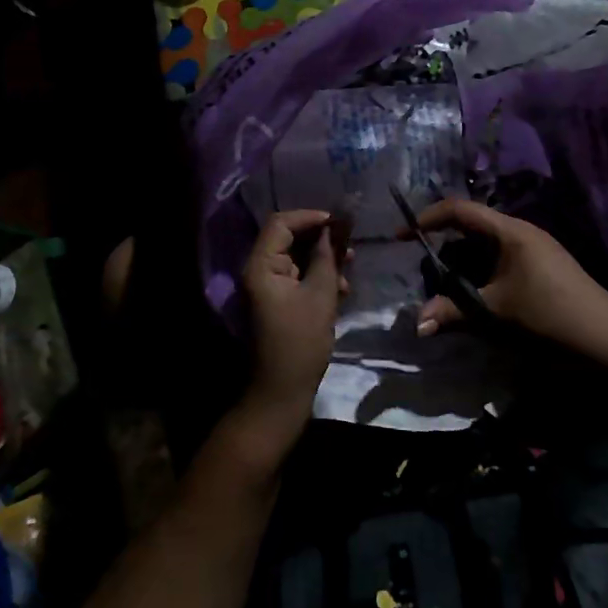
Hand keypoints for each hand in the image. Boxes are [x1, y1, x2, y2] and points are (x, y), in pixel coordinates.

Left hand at [241, 210, 348, 412]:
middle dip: (319, 238)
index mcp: (261, 266)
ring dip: (322, 258)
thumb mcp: (321, 295)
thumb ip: (326, 257)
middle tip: (348, 245)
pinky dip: (317, 275)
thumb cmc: (301, 341)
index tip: (337, 223)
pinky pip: (297, 275)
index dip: (309, 217)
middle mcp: (258, 270)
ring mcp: (266, 285)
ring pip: (295, 256)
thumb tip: (332, 231)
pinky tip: (340, 288)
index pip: (280, 223)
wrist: (282, 390)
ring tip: (349, 269)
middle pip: (287, 238)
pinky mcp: (276, 299)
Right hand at [409, 199, 607, 350]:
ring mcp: (532, 246)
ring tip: (442, 279)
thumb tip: (417, 325)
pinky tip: (473, 289)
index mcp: (510, 231)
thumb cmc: (549, 313)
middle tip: (421, 262)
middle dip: (442, 240)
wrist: (605, 334)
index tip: (404, 235)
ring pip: (484, 241)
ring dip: (461, 257)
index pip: (460, 209)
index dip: (428, 217)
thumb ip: (453, 312)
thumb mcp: (496, 310)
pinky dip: (478, 266)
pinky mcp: (538, 262)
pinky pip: (498, 254)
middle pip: (471, 223)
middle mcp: (520, 230)